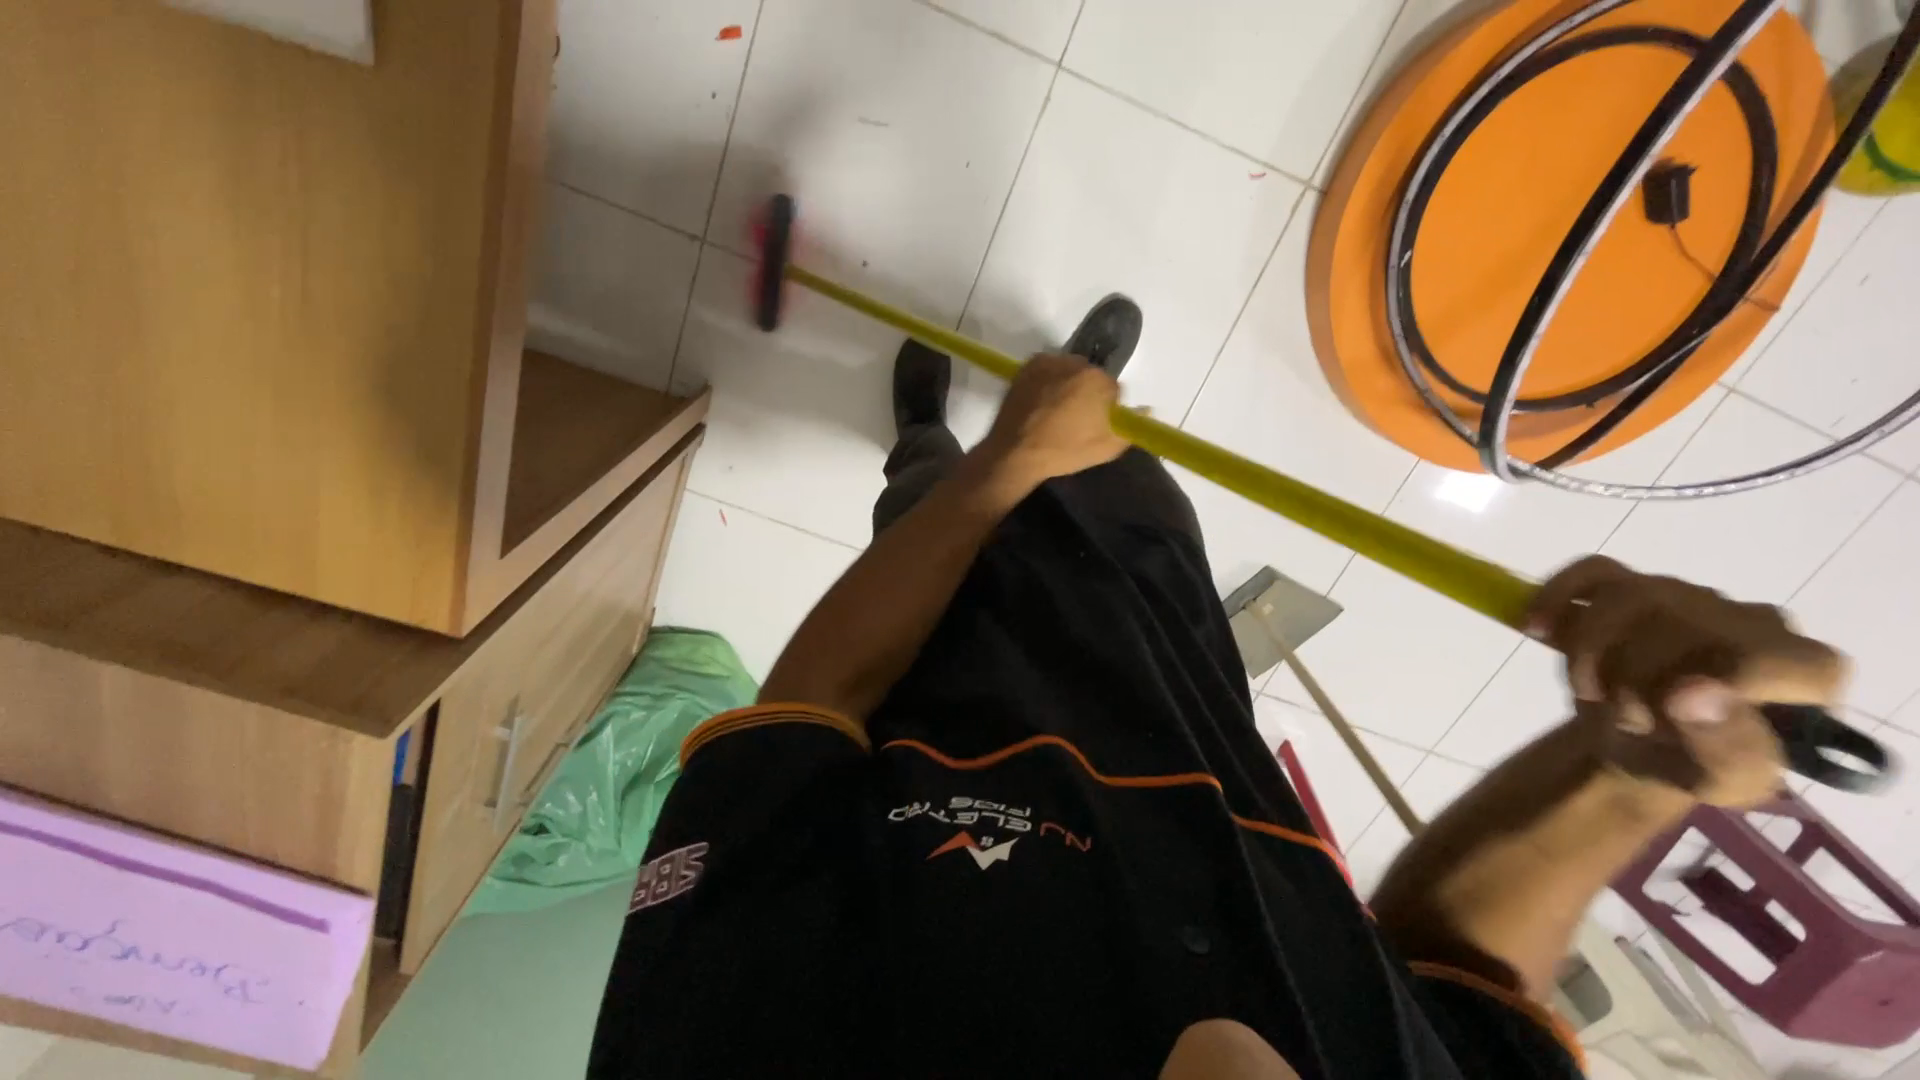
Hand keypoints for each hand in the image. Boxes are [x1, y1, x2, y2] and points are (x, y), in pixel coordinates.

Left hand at [979, 353, 1127, 485]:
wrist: (1016, 452)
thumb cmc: (1064, 451)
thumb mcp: (1107, 448)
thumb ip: (1131, 427)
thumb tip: (1146, 410)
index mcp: (1098, 379)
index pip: (1113, 389)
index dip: (1106, 408)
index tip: (1094, 424)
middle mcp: (1075, 362)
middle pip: (1091, 377)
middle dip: (1087, 393)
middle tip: (1073, 419)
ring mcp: (1049, 362)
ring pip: (1069, 371)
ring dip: (1067, 385)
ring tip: (1054, 412)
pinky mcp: (1028, 366)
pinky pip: (1048, 370)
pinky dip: (1048, 381)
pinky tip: (1041, 402)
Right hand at [1528, 556, 1846, 807]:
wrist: (1638, 743)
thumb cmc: (1691, 763)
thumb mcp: (1722, 780)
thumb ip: (1725, 746)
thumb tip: (1695, 693)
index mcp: (1805, 669)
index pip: (1769, 657)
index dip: (1708, 683)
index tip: (1659, 713)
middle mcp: (1756, 619)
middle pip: (1683, 627)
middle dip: (1633, 680)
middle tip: (1623, 718)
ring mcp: (1688, 594)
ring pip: (1630, 597)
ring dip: (1590, 652)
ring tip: (1589, 689)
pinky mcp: (1630, 583)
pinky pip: (1591, 572)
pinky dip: (1556, 598)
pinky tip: (1536, 627)